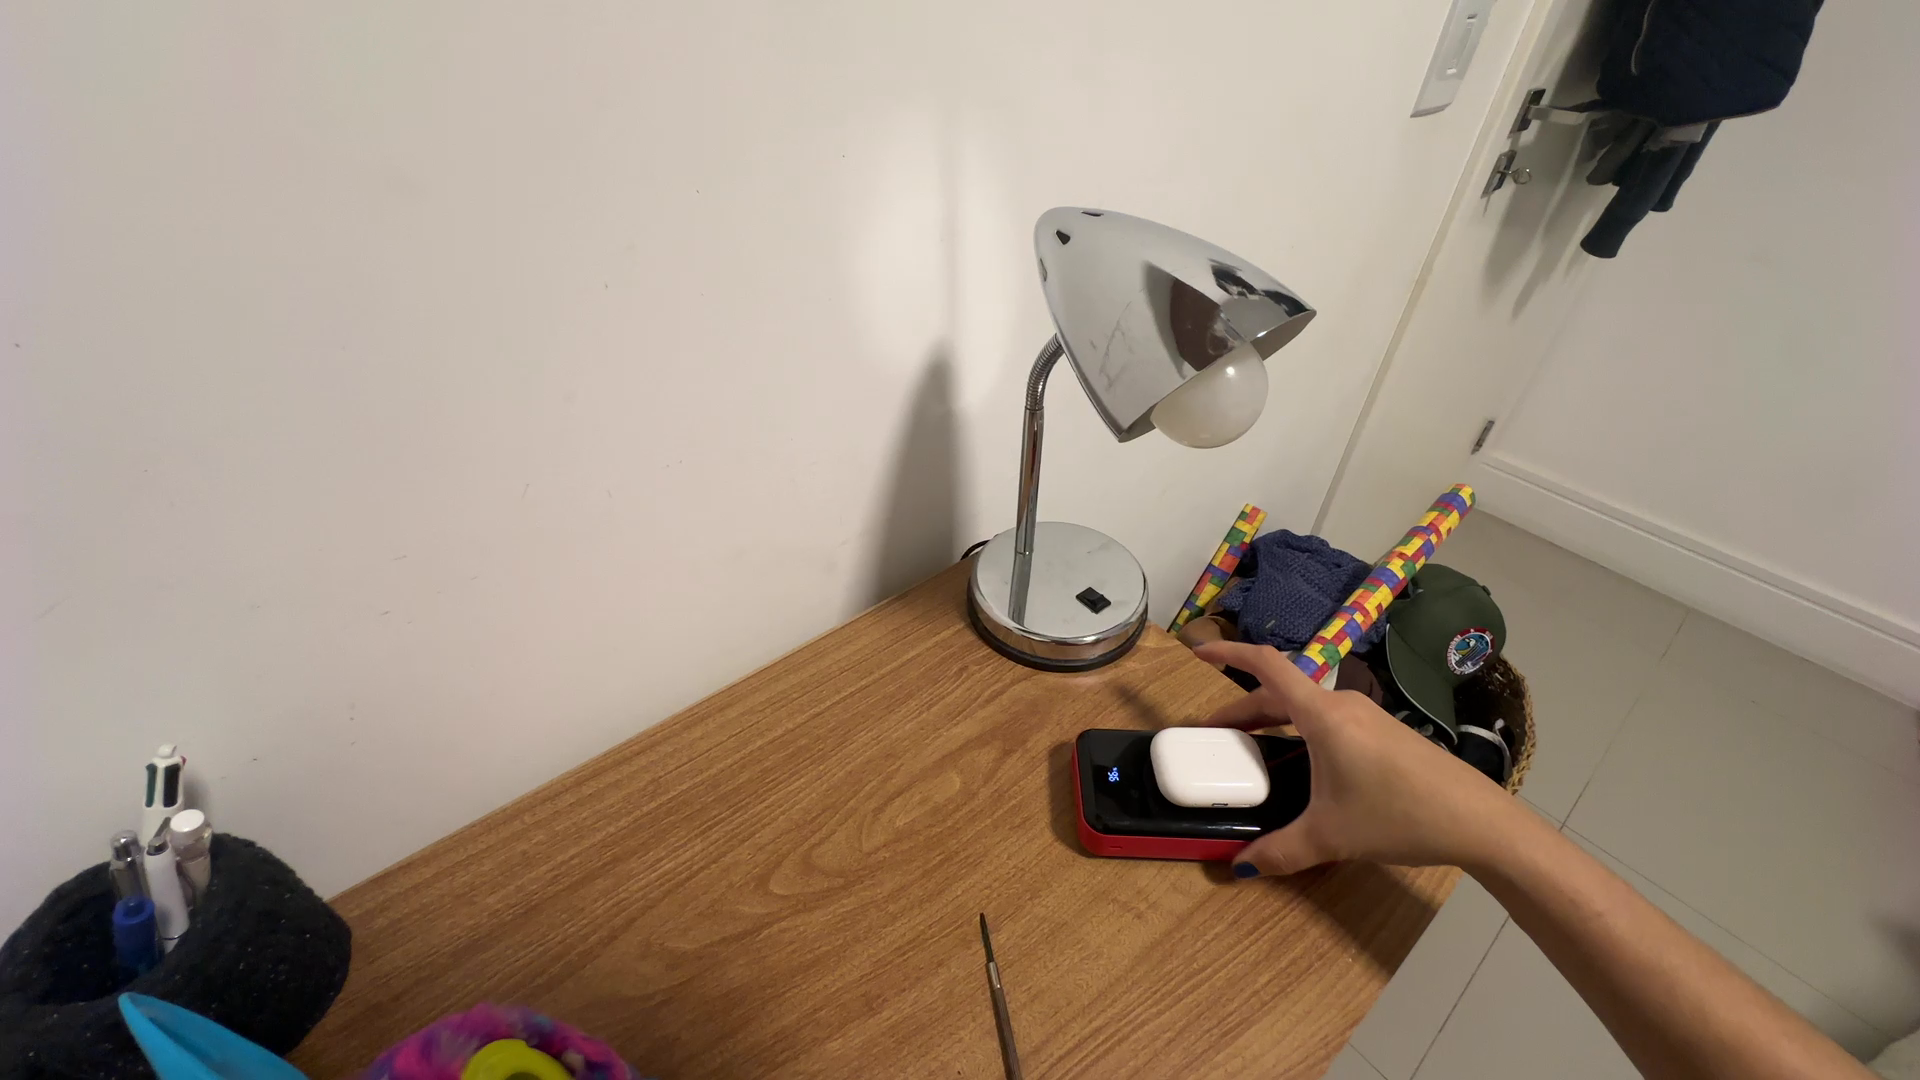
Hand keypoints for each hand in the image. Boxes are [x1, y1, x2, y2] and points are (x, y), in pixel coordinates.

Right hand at [1190, 641, 1519, 877]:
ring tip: (1251, 748)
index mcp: (1321, 715)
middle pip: (1278, 692)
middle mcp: (1340, 704)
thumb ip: (1280, 851)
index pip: (1265, 665)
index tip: (1199, 651)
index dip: (1228, 652)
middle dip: (1241, 710)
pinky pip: (1326, 718)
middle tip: (1214, 735)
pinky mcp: (1383, 731)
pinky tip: (1301, 763)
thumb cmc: (1399, 816)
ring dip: (1271, 720)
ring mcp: (1365, 715)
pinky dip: (1299, 729)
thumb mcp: (1331, 837)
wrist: (1480, 822)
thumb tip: (1240, 866)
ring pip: (1303, 706)